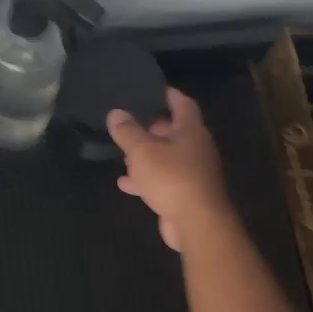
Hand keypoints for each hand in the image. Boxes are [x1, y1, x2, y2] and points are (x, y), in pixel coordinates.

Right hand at [108, 87, 230, 250]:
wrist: (196, 222)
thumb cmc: (172, 178)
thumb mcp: (142, 151)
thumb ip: (128, 132)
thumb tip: (116, 113)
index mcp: (191, 131)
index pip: (183, 104)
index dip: (169, 95)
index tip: (154, 89)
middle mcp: (196, 149)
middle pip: (175, 131)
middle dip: (154, 127)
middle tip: (132, 122)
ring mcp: (193, 173)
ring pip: (168, 157)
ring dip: (148, 155)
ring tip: (125, 152)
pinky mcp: (186, 194)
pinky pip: (163, 180)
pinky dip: (146, 179)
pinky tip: (125, 183)